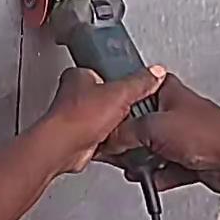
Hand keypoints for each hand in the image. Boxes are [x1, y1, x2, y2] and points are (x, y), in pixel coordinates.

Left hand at [34, 66, 167, 173]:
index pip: (106, 72)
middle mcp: (75, 95)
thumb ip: (139, 83)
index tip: (139, 85)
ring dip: (117, 125)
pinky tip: (118, 142)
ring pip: (106, 119)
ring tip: (126, 126)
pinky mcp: (81, 137)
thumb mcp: (119, 93)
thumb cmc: (78, 117)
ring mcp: (77, 117)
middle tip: (133, 109)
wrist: (65, 147)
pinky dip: (112, 141)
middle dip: (122, 106)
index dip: (124, 79)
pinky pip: (104, 137)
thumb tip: (155, 73)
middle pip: (108, 97)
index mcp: (79, 76)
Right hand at [98, 76, 219, 193]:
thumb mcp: (151, 127)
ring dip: (143, 159)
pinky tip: (152, 179)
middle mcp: (177, 109)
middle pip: (141, 122)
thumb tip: (106, 140)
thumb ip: (123, 133)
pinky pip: (167, 166)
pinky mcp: (192, 156)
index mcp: (168, 90)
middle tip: (117, 148)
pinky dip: (159, 174)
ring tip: (135, 167)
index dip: (118, 105)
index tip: (106, 119)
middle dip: (128, 139)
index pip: (134, 91)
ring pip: (154, 146)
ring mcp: (186, 134)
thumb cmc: (208, 135)